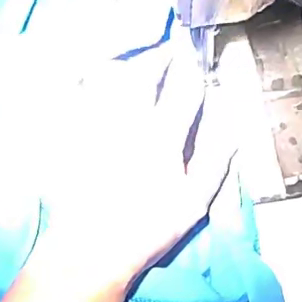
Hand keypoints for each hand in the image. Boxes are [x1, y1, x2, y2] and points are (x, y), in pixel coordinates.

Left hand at [27, 46, 235, 295]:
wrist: (90, 249)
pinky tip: (99, 84)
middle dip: (159, 56)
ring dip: (126, 63)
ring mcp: (93, 125)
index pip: (184, 88)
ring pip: (108, 77)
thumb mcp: (195, 200)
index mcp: (161, 138)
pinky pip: (79, 94)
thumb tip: (231, 122)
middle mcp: (126, 122)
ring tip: (135, 63)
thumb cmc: (147, 229)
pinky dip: (92, 82)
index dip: (194, 68)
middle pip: (143, 71)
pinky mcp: (70, 133)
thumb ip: (216, 156)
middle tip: (168, 52)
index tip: (198, 59)